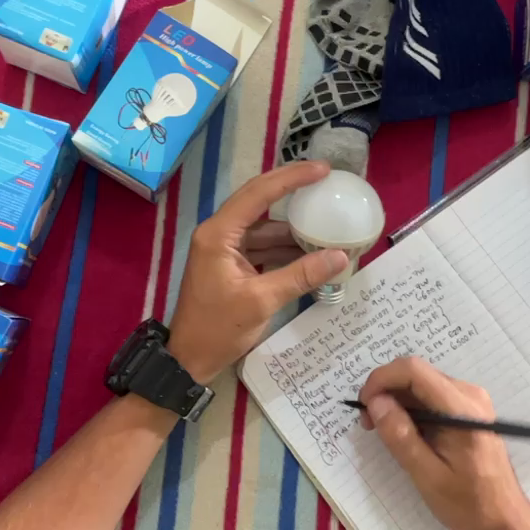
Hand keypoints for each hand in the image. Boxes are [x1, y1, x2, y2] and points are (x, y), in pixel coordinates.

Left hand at [166, 161, 349, 380]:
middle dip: (292, 189)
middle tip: (326, 179)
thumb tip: (340, 256)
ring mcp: (224, 249)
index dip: (291, 178)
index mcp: (218, 234)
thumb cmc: (218, 329)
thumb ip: (300, 275)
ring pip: (263, 227)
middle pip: (259, 201)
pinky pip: (261, 246)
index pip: (258, 194)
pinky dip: (284, 248)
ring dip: (292, 227)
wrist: (189, 359)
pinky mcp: (230, 264)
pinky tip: (310, 251)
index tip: (322, 169)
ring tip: (327, 221)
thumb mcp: (262, 301)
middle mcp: (219, 233)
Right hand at [357, 357, 529, 529]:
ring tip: (383, 428)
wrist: (505, 519)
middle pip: (416, 373)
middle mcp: (469, 393)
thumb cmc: (468, 504)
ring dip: (395, 398)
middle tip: (369, 423)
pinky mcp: (467, 408)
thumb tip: (376, 402)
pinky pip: (430, 394)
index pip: (414, 370)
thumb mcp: (428, 476)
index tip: (364, 406)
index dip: (382, 379)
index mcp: (462, 409)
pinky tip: (403, 430)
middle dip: (385, 391)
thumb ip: (401, 437)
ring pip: (420, 382)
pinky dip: (410, 405)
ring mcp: (470, 399)